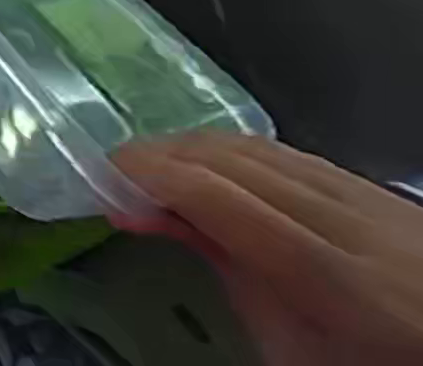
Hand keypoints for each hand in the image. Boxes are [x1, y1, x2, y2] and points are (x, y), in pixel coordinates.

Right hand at [113, 133, 422, 365]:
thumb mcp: (287, 344)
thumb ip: (219, 266)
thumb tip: (140, 210)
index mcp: (349, 287)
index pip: (213, 193)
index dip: (142, 174)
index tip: (101, 184)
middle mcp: (373, 233)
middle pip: (227, 158)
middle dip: (153, 157)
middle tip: (115, 178)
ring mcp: (388, 206)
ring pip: (251, 146)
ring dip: (184, 150)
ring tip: (153, 174)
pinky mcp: (386, 193)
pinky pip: (284, 152)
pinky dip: (226, 154)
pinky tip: (206, 173)